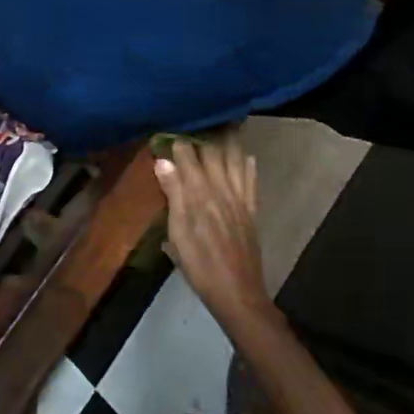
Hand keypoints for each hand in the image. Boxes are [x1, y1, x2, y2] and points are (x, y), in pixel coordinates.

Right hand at [155, 134, 274, 328]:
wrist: (238, 294)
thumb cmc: (200, 264)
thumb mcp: (178, 231)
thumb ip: (172, 193)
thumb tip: (162, 160)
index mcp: (199, 194)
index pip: (187, 157)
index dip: (177, 141)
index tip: (167, 129)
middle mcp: (221, 191)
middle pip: (213, 154)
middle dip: (203, 135)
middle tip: (196, 119)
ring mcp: (239, 201)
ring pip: (235, 163)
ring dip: (229, 143)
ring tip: (224, 126)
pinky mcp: (250, 213)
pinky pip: (251, 183)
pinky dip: (249, 167)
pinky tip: (248, 157)